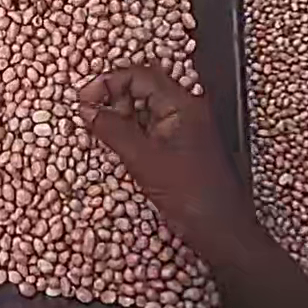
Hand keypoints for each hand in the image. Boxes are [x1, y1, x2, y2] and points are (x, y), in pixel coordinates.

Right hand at [77, 66, 254, 252]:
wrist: (223, 232)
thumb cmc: (192, 196)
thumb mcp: (144, 160)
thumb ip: (113, 130)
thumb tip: (87, 109)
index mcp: (182, 105)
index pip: (140, 75)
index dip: (108, 82)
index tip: (84, 100)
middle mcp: (185, 109)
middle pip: (142, 87)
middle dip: (112, 96)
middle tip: (92, 115)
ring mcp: (184, 127)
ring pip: (145, 107)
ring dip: (119, 114)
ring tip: (102, 131)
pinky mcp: (180, 145)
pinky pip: (150, 126)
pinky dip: (130, 130)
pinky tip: (118, 145)